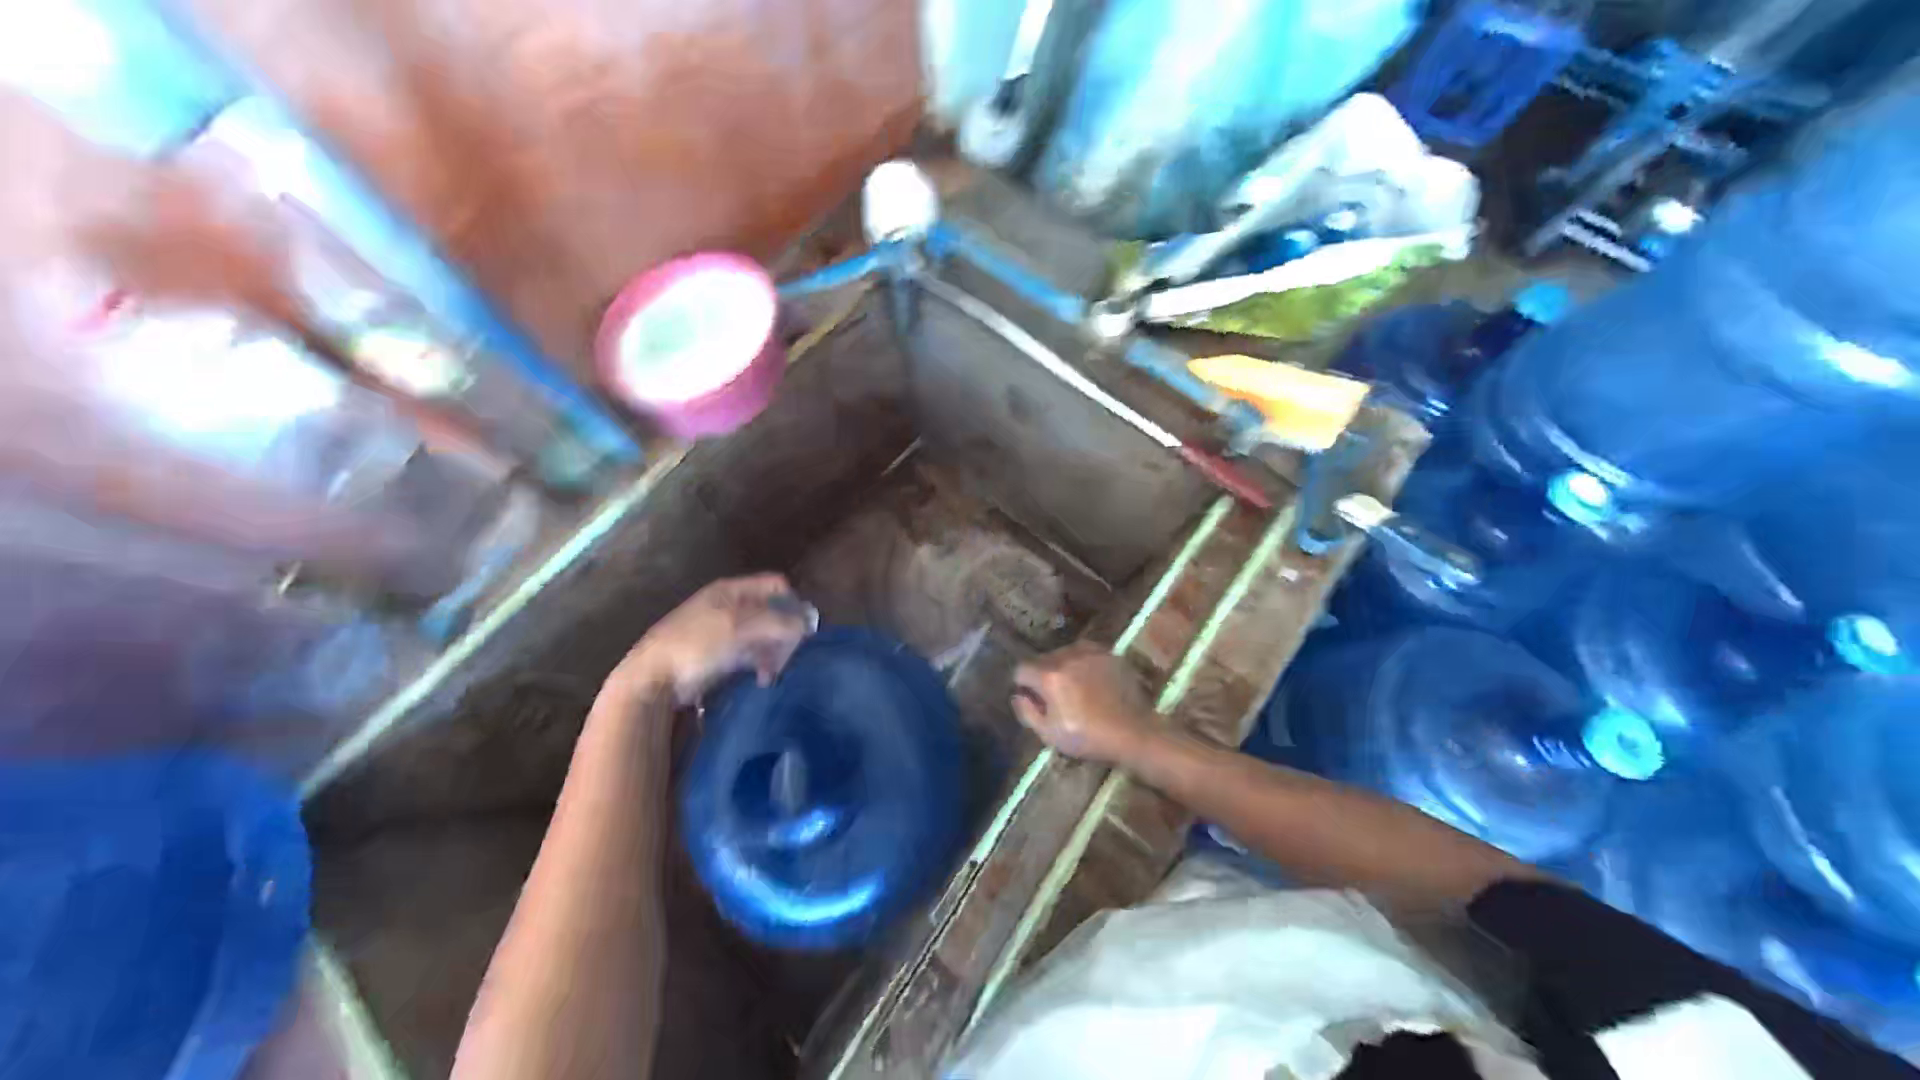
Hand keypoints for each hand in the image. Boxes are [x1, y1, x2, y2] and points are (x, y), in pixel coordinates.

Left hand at [613, 574, 813, 705]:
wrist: (654, 679)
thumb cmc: (696, 644)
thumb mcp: (740, 627)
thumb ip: (778, 622)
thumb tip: (809, 624)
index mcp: (732, 591)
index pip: (775, 585)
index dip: (792, 602)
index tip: (801, 627)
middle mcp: (731, 606)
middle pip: (773, 612)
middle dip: (784, 632)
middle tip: (788, 656)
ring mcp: (725, 631)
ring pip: (764, 635)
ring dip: (774, 652)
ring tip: (772, 673)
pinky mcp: (721, 656)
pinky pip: (752, 654)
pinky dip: (761, 663)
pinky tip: (763, 678)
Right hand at [1011, 643, 1157, 764]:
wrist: (1132, 732)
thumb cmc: (1088, 737)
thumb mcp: (1049, 734)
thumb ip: (1027, 712)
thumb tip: (1018, 696)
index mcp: (1048, 676)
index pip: (1021, 669)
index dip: (1023, 685)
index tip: (1032, 698)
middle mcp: (1066, 657)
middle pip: (1043, 659)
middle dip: (1042, 674)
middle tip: (1054, 696)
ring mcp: (1090, 653)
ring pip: (1065, 653)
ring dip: (1063, 666)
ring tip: (1074, 685)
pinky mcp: (1109, 654)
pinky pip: (1087, 652)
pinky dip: (1084, 662)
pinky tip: (1092, 679)